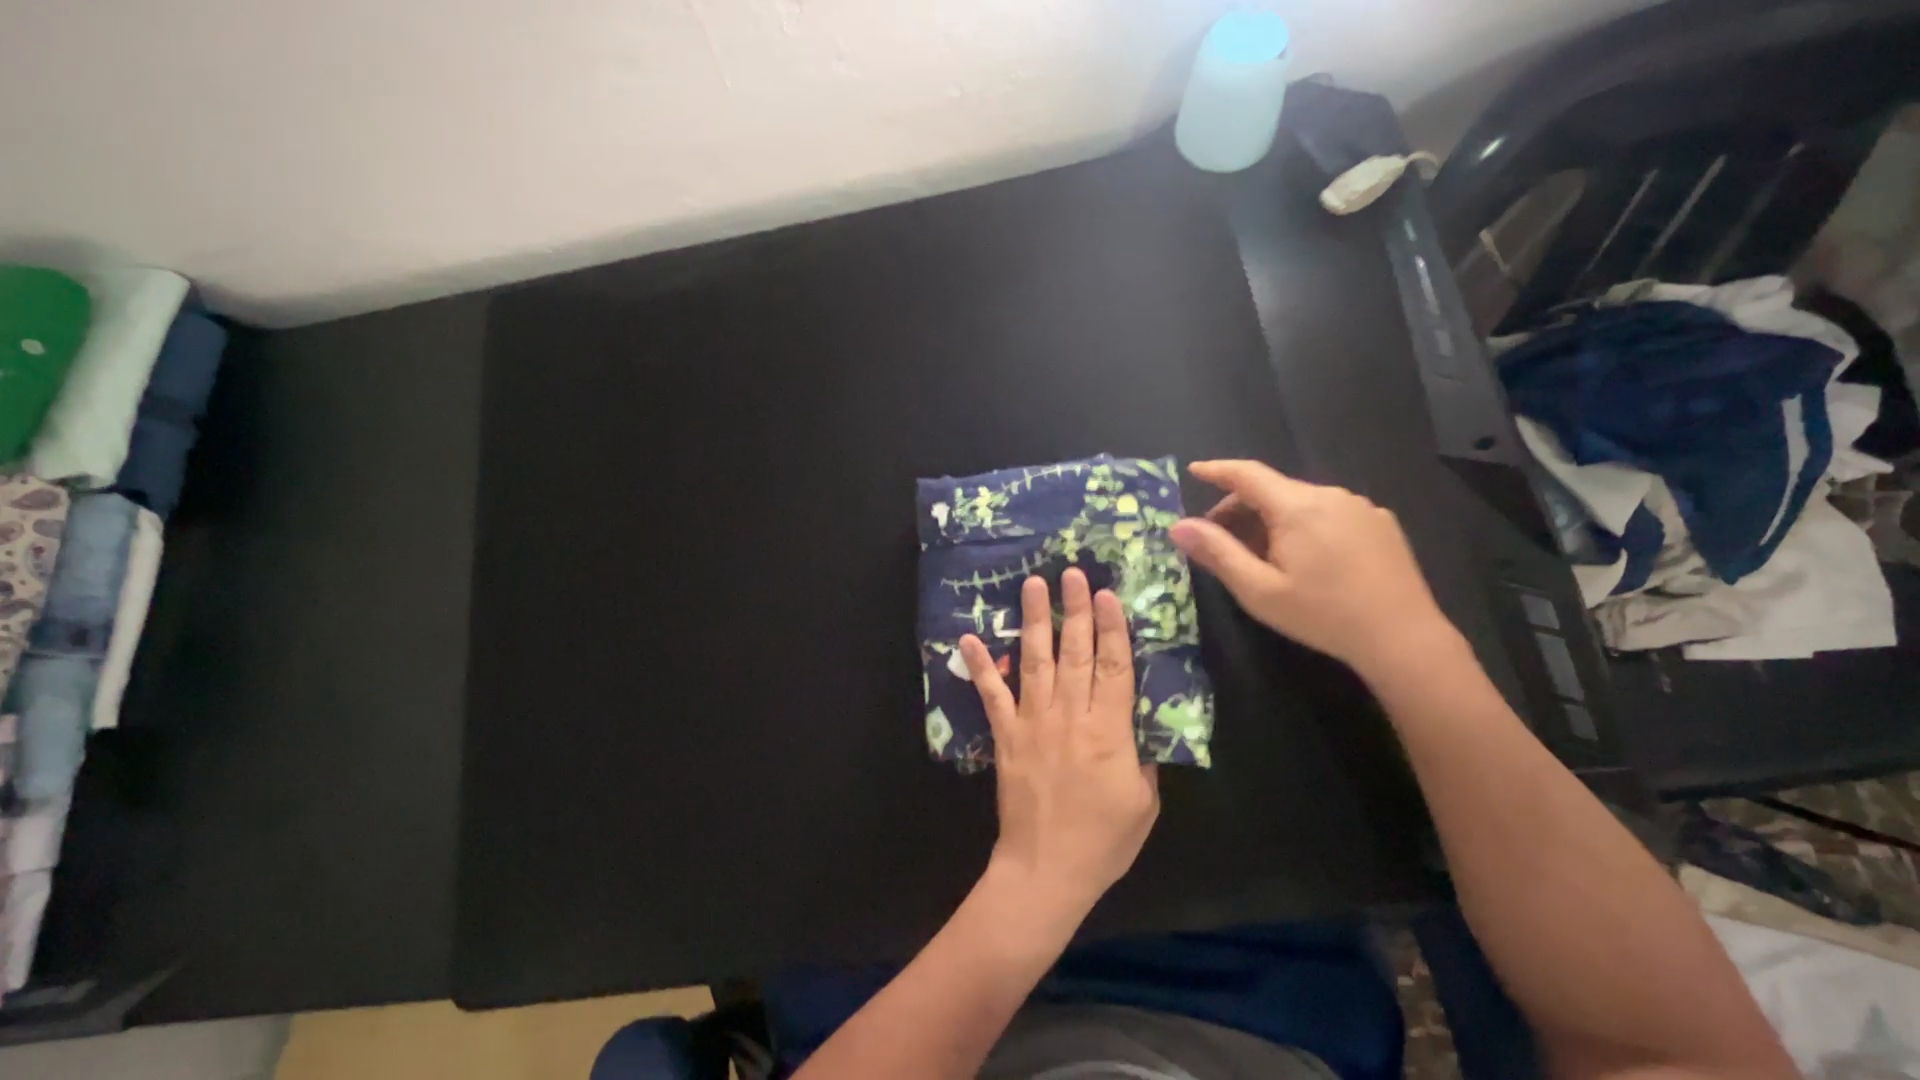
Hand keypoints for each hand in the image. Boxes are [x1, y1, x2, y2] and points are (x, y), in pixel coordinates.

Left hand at [960, 569, 1158, 921]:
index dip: (1112, 628)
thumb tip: (1140, 725)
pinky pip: (991, 696)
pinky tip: (969, 638)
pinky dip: (980, 666)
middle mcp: (1070, 717)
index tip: (1108, 594)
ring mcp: (1033, 724)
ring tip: (1033, 585)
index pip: (1113, 667)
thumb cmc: (1103, 842)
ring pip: (1035, 662)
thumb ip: (1144, 757)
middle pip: (1075, 653)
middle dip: (1075, 610)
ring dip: (1035, 621)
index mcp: (1109, 731)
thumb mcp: (1144, 802)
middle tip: (1072, 572)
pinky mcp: (1006, 738)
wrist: (1046, 870)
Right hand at [1169, 460, 1457, 678]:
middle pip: (1273, 489)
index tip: (1194, 471)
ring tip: (1264, 558)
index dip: (1217, 470)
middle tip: (1221, 542)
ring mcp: (1361, 508)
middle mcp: (1330, 495)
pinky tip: (1308, 562)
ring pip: (1302, 503)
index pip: (1247, 474)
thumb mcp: (1259, 590)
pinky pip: (1331, 514)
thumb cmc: (1322, 615)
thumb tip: (1178, 526)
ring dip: (1274, 520)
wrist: (1402, 637)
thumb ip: (1217, 553)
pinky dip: (1306, 526)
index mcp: (1297, 506)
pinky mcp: (1381, 524)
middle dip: (1241, 509)